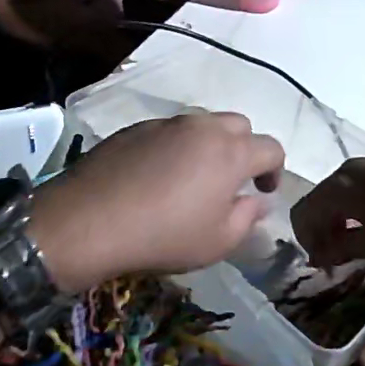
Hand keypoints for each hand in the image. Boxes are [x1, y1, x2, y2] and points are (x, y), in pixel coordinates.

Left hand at [30, 112, 283, 291]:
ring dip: (208, 145)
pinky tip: (157, 176)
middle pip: (238, 125)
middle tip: (232, 180)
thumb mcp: (217, 241)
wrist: (89, 221)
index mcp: (230, 152)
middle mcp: (201, 127)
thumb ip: (246, 217)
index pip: (270, 147)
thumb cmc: (164, 236)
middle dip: (244, 148)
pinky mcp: (134, 128)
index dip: (275, 169)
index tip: (263, 191)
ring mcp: (165, 124)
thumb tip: (258, 200)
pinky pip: (168, 131)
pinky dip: (175, 147)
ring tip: (193, 178)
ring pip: (201, 124)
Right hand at [291, 155, 364, 265]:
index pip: (302, 214)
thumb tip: (321, 254)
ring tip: (357, 245)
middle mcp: (346, 170)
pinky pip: (357, 189)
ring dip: (339, 221)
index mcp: (336, 187)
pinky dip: (355, 210)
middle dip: (322, 232)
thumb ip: (343, 248)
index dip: (306, 242)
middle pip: (318, 202)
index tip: (324, 266)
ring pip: (338, 195)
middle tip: (337, 259)